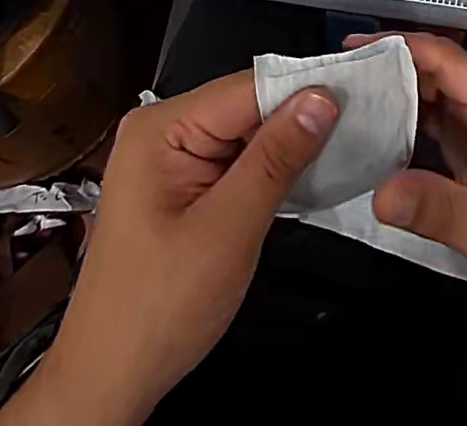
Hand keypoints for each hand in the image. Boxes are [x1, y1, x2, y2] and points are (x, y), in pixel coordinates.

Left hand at [1, 73, 337, 424]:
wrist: (110, 377)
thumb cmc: (158, 308)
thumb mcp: (228, 229)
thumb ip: (276, 158)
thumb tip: (321, 98)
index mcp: (161, 127)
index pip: (246, 89)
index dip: (302, 93)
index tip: (357, 101)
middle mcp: (163, 129)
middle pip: (247, 106)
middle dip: (297, 121)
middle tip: (355, 133)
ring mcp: (171, 155)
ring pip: (247, 132)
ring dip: (287, 146)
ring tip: (339, 153)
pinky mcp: (184, 180)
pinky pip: (237, 158)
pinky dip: (270, 168)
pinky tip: (302, 177)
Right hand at [354, 32, 466, 425]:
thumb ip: (436, 207)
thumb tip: (378, 193)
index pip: (448, 60)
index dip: (401, 46)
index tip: (354, 46)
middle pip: (439, 72)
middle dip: (393, 66)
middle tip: (343, 74)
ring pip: (436, 98)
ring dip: (397, 93)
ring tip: (351, 95)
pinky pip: (435, 126)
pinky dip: (407, 122)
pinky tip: (377, 130)